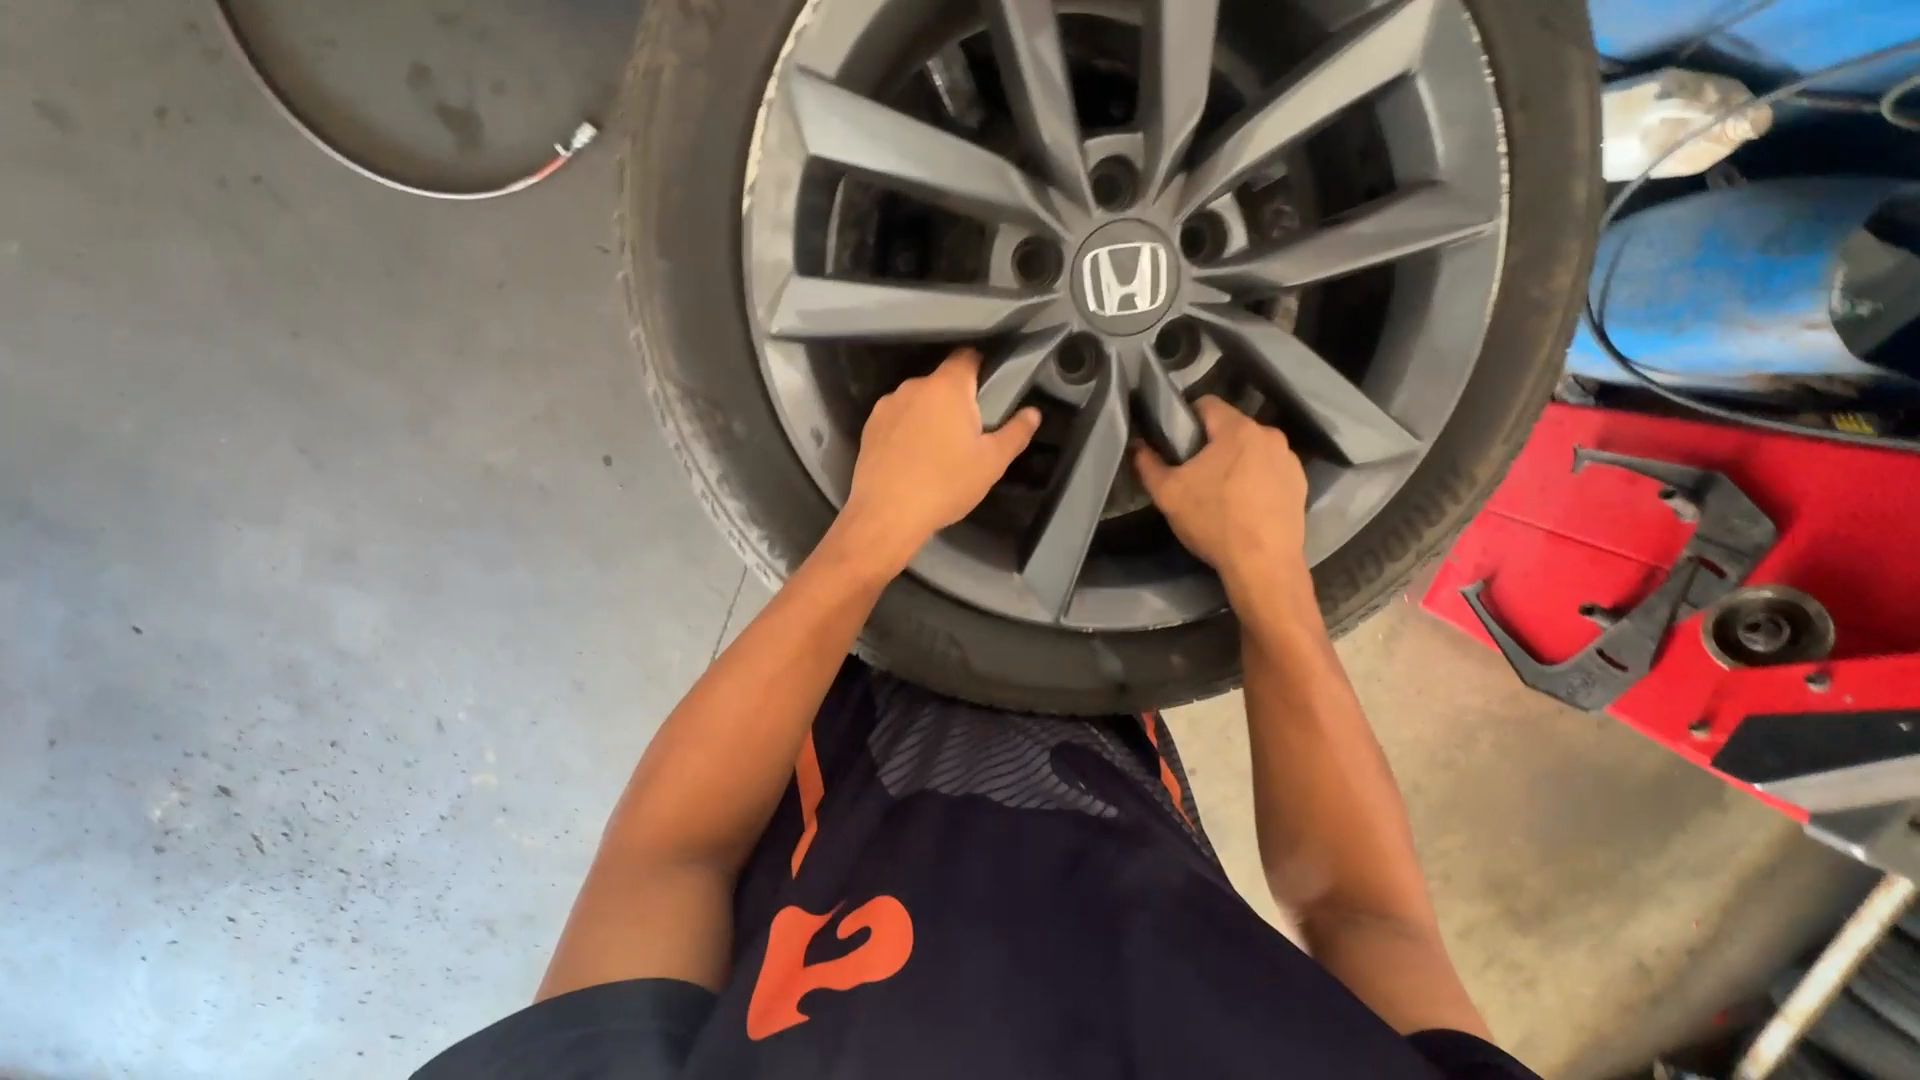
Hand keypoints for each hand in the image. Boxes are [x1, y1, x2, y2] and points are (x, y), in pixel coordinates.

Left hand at [839, 348, 1040, 567]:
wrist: (887, 514)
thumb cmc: (945, 484)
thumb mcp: (992, 463)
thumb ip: (1015, 433)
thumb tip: (1033, 414)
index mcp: (947, 387)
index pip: (967, 357)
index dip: (982, 367)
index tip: (991, 388)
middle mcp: (914, 387)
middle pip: (942, 382)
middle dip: (957, 400)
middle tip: (970, 432)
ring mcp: (887, 405)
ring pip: (918, 401)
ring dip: (930, 416)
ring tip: (938, 450)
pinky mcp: (869, 427)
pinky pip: (897, 419)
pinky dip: (907, 430)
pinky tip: (913, 458)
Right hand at [1134, 397, 1309, 593]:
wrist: (1263, 564)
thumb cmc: (1214, 521)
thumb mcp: (1168, 494)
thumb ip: (1148, 464)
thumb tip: (1138, 446)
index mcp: (1238, 429)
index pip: (1206, 403)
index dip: (1185, 418)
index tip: (1175, 443)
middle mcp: (1269, 435)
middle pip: (1231, 428)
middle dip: (1211, 444)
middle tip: (1194, 473)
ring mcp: (1290, 460)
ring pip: (1252, 450)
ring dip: (1235, 463)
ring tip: (1221, 494)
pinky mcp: (1300, 484)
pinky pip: (1270, 471)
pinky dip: (1256, 481)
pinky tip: (1244, 507)